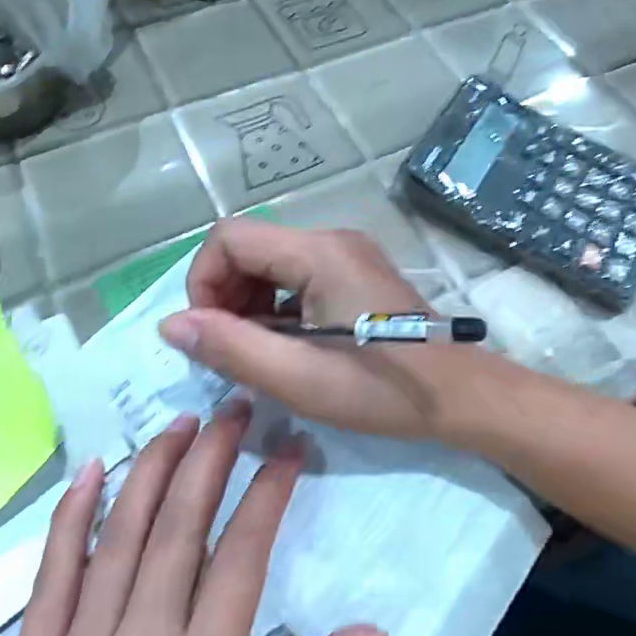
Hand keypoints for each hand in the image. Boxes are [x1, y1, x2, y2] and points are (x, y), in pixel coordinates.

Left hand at [0, 400, 384, 635]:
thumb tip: (368, 631)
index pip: (241, 562)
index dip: (266, 496)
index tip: (286, 449)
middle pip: (178, 530)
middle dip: (211, 459)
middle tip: (235, 409)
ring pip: (118, 536)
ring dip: (152, 469)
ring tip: (182, 423)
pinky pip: (50, 574)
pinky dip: (71, 515)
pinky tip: (93, 467)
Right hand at [158, 218, 483, 441]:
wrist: (463, 397)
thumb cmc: (385, 391)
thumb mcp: (300, 379)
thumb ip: (231, 348)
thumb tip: (172, 325)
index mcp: (319, 254)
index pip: (228, 237)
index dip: (203, 281)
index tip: (209, 334)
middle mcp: (330, 240)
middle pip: (246, 247)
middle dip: (222, 295)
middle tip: (230, 349)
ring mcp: (344, 254)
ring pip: (265, 263)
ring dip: (245, 304)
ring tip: (255, 352)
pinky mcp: (351, 272)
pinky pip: (290, 276)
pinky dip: (271, 307)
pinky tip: (284, 345)